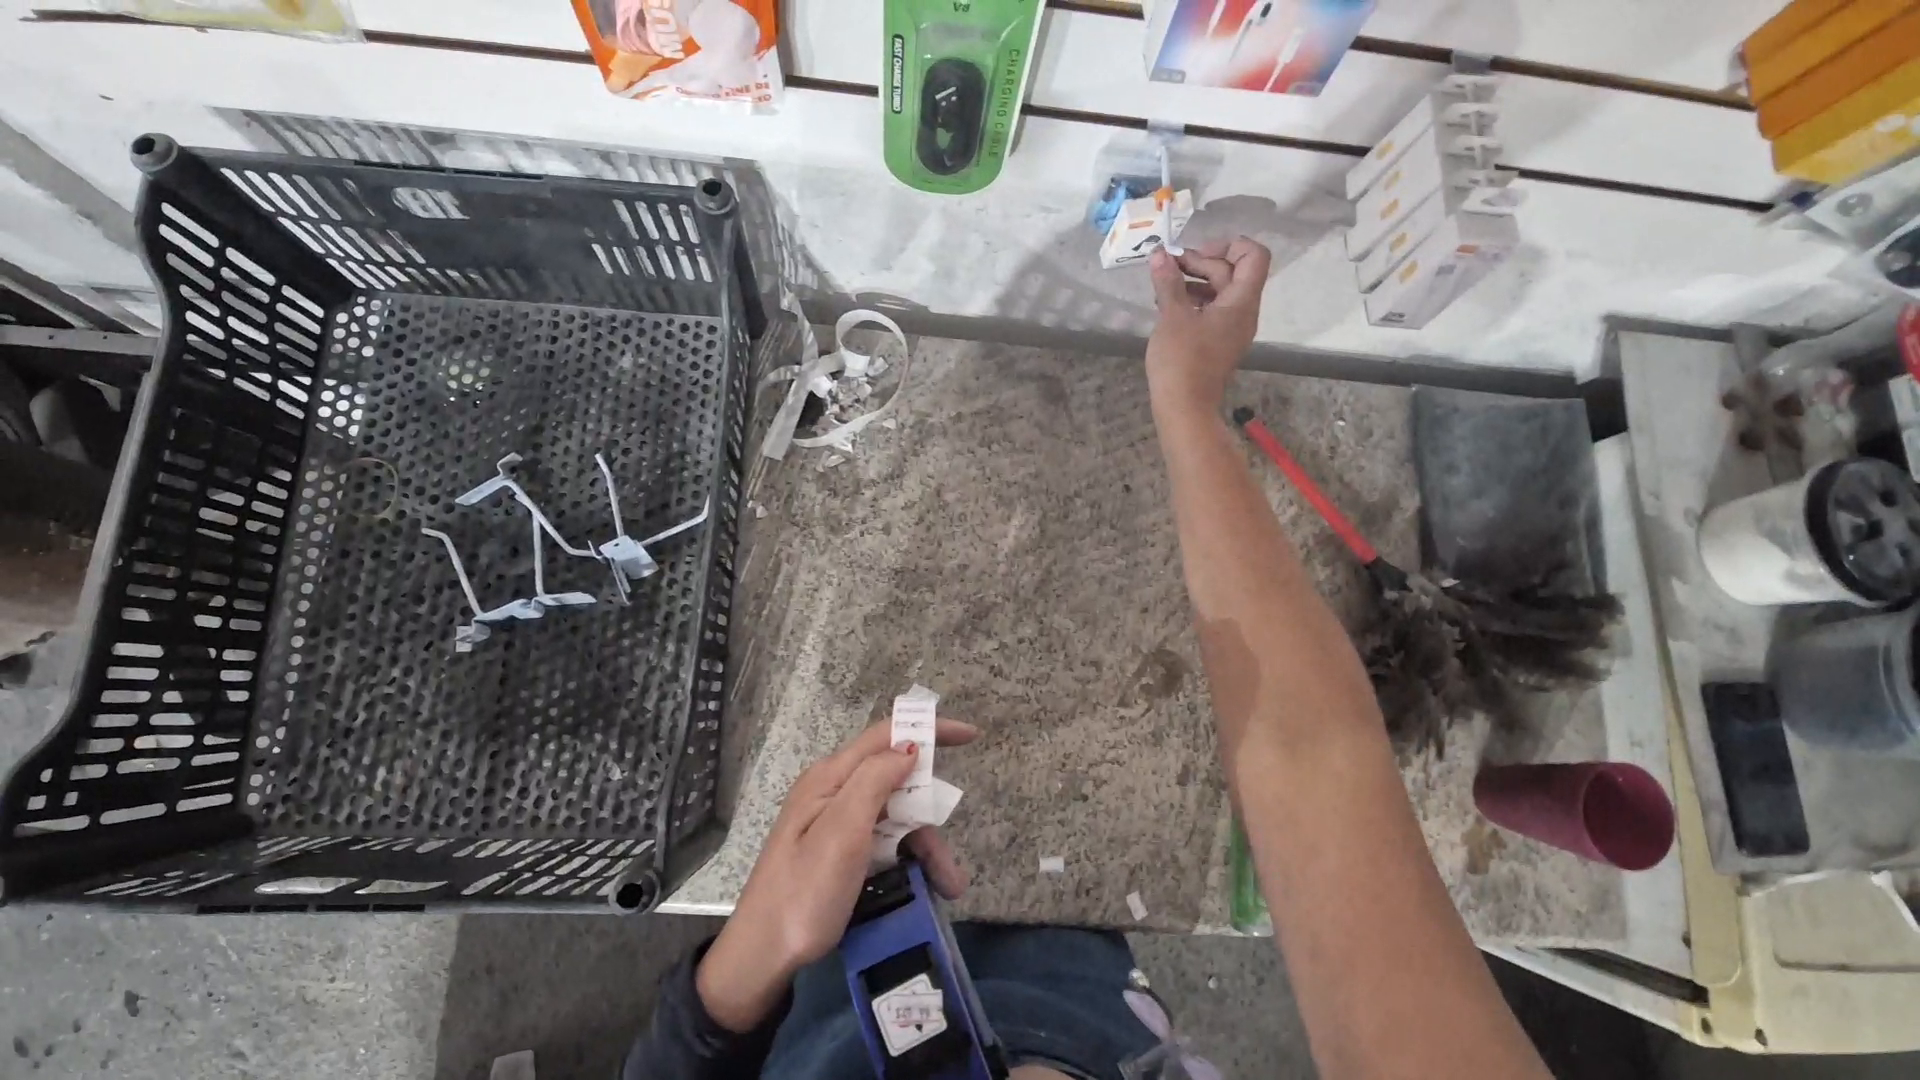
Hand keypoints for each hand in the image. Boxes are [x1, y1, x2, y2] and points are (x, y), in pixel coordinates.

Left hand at [695, 716, 979, 1031]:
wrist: (762, 957)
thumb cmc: (803, 894)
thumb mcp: (843, 833)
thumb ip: (875, 781)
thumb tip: (909, 745)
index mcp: (831, 778)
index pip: (887, 736)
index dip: (929, 729)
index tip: (970, 735)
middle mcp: (834, 793)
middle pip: (897, 783)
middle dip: (931, 815)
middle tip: (951, 864)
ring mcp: (836, 823)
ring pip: (897, 818)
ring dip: (926, 848)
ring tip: (948, 889)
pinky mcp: (839, 852)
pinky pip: (885, 842)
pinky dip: (909, 861)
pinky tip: (926, 890)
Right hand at [1145, 238, 1272, 416]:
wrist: (1184, 408)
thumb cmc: (1181, 361)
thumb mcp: (1172, 317)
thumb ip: (1168, 282)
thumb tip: (1159, 254)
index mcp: (1241, 302)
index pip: (1253, 256)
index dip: (1227, 245)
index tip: (1194, 253)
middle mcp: (1243, 312)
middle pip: (1231, 271)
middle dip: (1200, 262)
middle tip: (1167, 266)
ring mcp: (1231, 329)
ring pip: (1220, 291)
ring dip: (1194, 281)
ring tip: (1163, 285)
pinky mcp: (1217, 342)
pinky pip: (1212, 311)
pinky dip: (1193, 301)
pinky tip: (1167, 305)